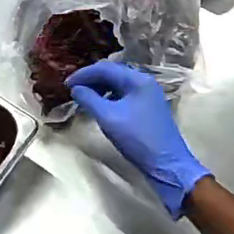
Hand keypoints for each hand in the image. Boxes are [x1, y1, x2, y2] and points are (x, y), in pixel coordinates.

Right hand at [67, 61, 210, 218]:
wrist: (168, 165)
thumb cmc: (138, 138)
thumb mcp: (108, 117)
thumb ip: (89, 99)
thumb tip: (76, 89)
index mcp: (137, 80)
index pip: (104, 69)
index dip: (83, 75)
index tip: (66, 84)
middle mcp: (144, 83)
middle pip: (112, 74)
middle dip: (90, 80)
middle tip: (72, 89)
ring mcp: (148, 95)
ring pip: (117, 84)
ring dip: (98, 88)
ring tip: (83, 97)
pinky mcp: (147, 108)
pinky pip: (123, 95)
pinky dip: (108, 97)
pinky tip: (99, 106)